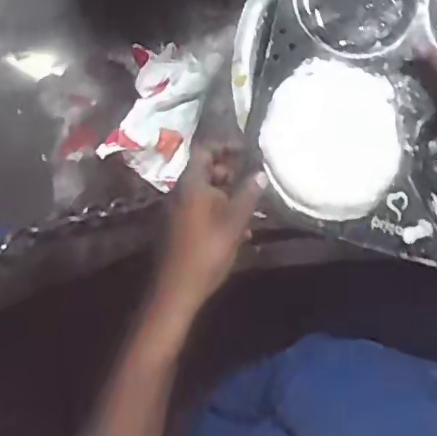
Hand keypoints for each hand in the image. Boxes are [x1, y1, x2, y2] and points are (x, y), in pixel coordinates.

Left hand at [153, 143, 263, 310]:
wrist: (176, 290)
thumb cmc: (206, 251)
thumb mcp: (234, 222)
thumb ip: (248, 195)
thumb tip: (260, 173)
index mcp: (191, 183)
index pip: (205, 149)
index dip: (225, 146)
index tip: (246, 151)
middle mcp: (181, 189)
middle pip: (205, 169)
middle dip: (230, 172)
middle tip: (252, 181)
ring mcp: (178, 207)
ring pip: (205, 190)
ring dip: (227, 194)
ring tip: (250, 208)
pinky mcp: (179, 224)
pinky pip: (200, 206)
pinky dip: (218, 210)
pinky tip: (238, 229)